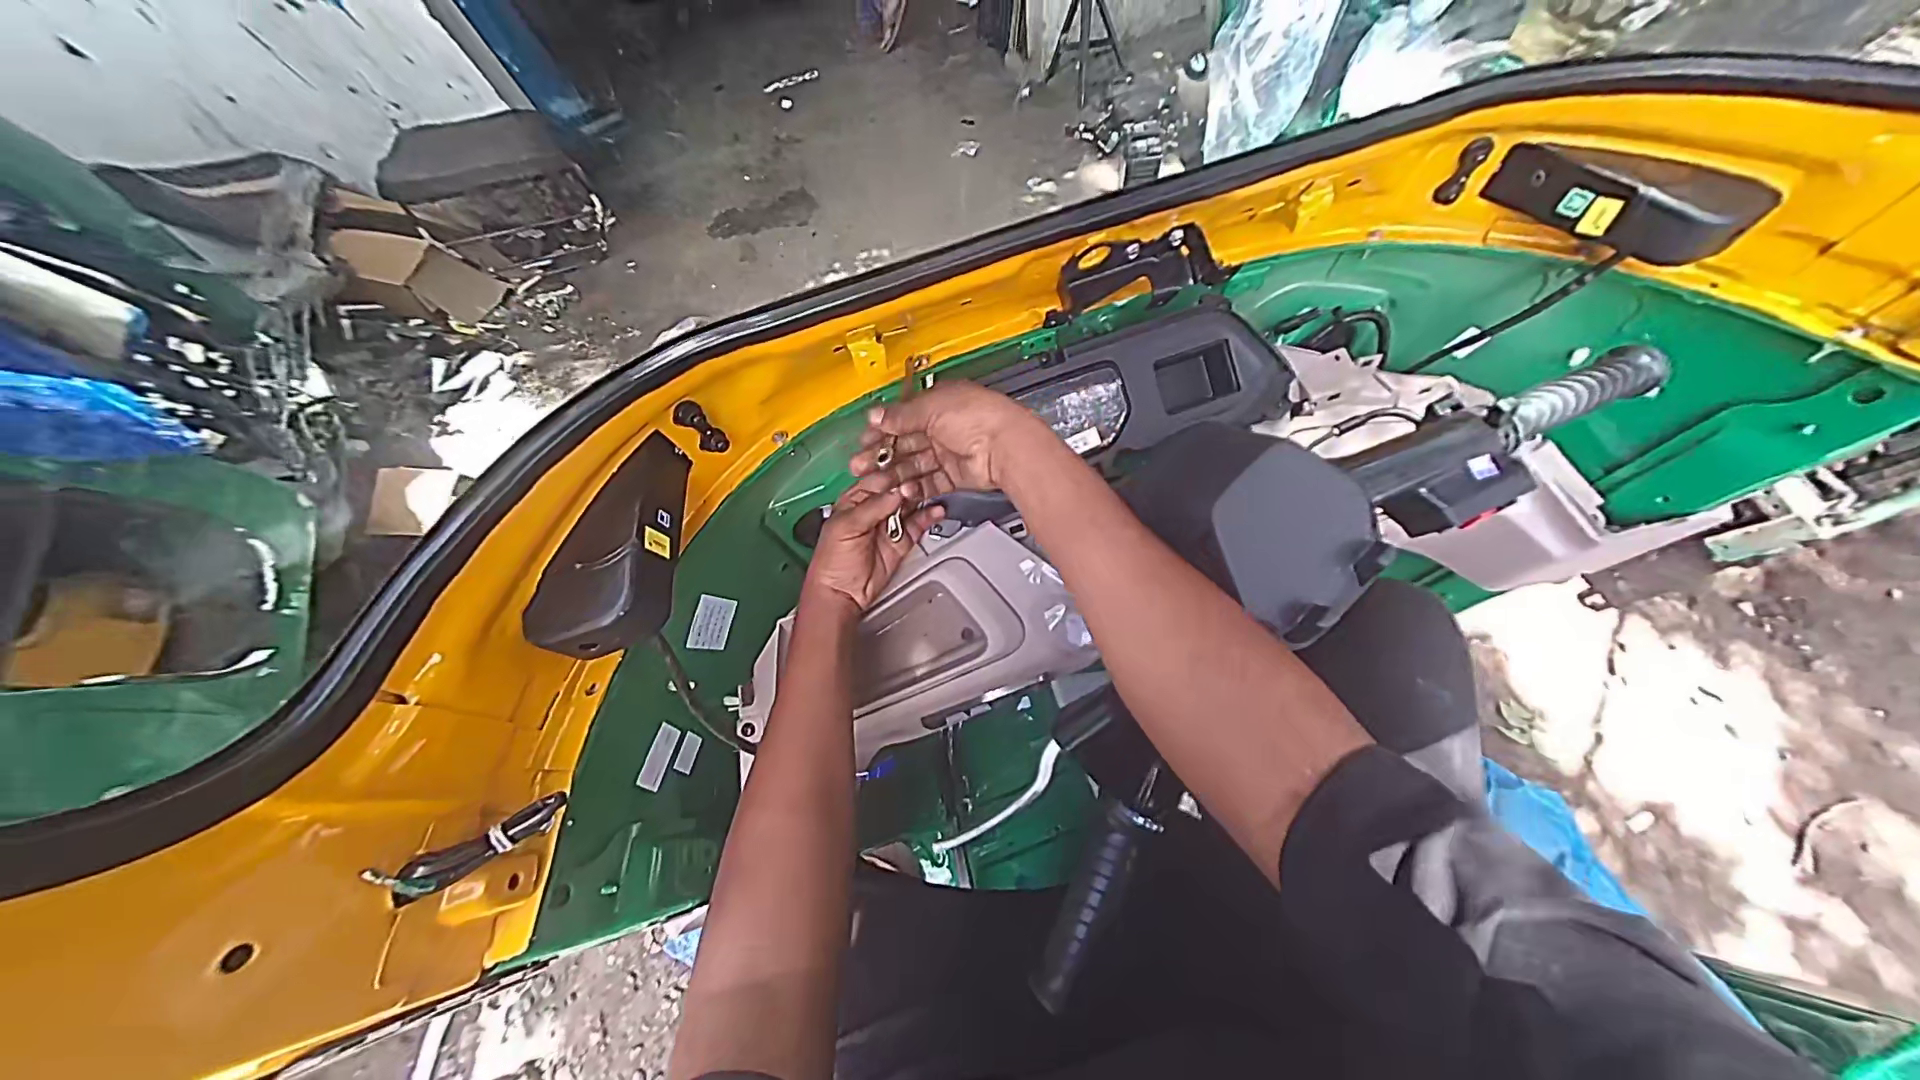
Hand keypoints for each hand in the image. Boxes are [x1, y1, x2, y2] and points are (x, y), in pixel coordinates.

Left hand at [802, 473, 944, 612]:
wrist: (841, 594)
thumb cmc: (832, 561)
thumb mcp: (846, 527)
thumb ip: (872, 508)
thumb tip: (896, 493)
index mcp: (855, 499)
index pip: (878, 479)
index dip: (893, 473)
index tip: (908, 469)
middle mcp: (875, 508)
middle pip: (898, 489)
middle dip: (911, 485)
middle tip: (921, 483)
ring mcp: (890, 524)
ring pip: (911, 505)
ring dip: (923, 498)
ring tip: (934, 494)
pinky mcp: (903, 540)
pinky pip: (919, 524)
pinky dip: (929, 517)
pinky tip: (936, 511)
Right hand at [848, 382, 1047, 497]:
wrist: (1006, 446)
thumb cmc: (980, 418)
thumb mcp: (932, 408)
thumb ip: (901, 415)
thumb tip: (878, 415)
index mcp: (938, 404)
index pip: (901, 418)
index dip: (882, 430)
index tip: (864, 441)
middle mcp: (943, 428)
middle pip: (905, 444)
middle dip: (882, 455)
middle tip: (862, 466)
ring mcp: (950, 452)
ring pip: (915, 465)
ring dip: (894, 474)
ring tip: (877, 482)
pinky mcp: (956, 475)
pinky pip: (929, 483)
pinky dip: (915, 487)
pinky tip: (902, 490)